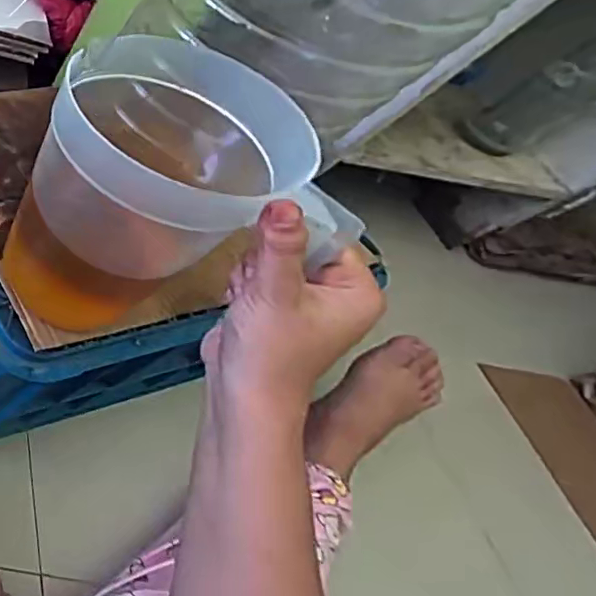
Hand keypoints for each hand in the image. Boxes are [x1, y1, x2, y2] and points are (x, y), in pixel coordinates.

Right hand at [203, 200, 384, 415]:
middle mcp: (337, 293)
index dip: (293, 235)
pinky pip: (258, 272)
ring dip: (249, 270)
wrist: (241, 392)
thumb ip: (280, 244)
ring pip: (271, 256)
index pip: (326, 237)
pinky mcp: (277, 306)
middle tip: (257, 284)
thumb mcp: (275, 290)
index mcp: (357, 290)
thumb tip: (285, 203)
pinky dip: (243, 282)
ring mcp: (305, 300)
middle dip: (264, 257)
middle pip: (295, 243)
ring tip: (247, 296)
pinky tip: (239, 301)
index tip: (267, 250)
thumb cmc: (270, 349)